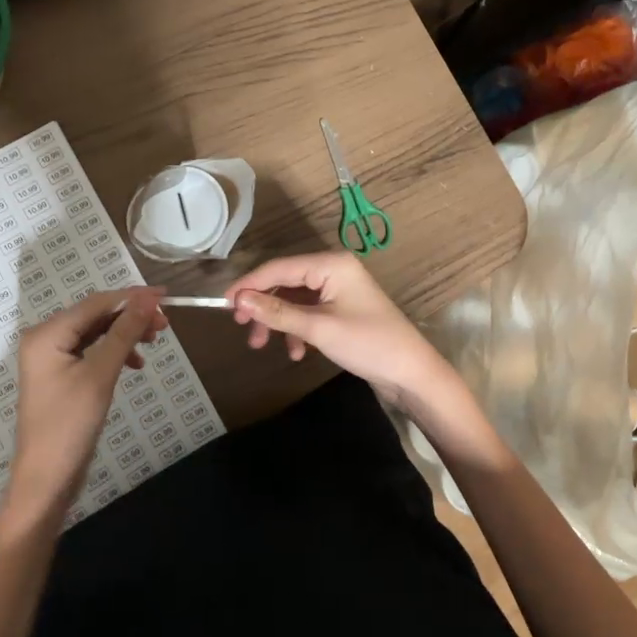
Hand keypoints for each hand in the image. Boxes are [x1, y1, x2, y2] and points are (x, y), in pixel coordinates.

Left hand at [5, 288, 167, 519]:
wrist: (46, 480)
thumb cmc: (70, 425)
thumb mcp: (101, 375)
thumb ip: (124, 333)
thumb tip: (148, 299)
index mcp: (47, 334)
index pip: (96, 303)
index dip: (132, 297)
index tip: (166, 296)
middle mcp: (45, 339)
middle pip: (95, 315)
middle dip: (130, 316)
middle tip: (165, 324)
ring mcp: (51, 358)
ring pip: (95, 332)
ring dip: (124, 334)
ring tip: (154, 341)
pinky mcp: (60, 376)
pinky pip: (91, 351)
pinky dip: (113, 352)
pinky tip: (134, 363)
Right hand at [223, 252, 452, 408]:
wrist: (411, 373)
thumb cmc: (367, 344)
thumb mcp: (318, 328)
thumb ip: (277, 312)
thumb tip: (239, 299)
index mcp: (331, 263)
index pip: (279, 267)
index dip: (249, 284)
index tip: (224, 304)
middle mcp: (334, 269)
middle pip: (284, 281)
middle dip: (263, 306)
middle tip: (243, 328)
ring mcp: (339, 289)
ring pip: (293, 299)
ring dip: (277, 321)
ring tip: (263, 346)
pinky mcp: (342, 308)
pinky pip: (308, 312)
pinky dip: (296, 330)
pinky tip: (297, 353)